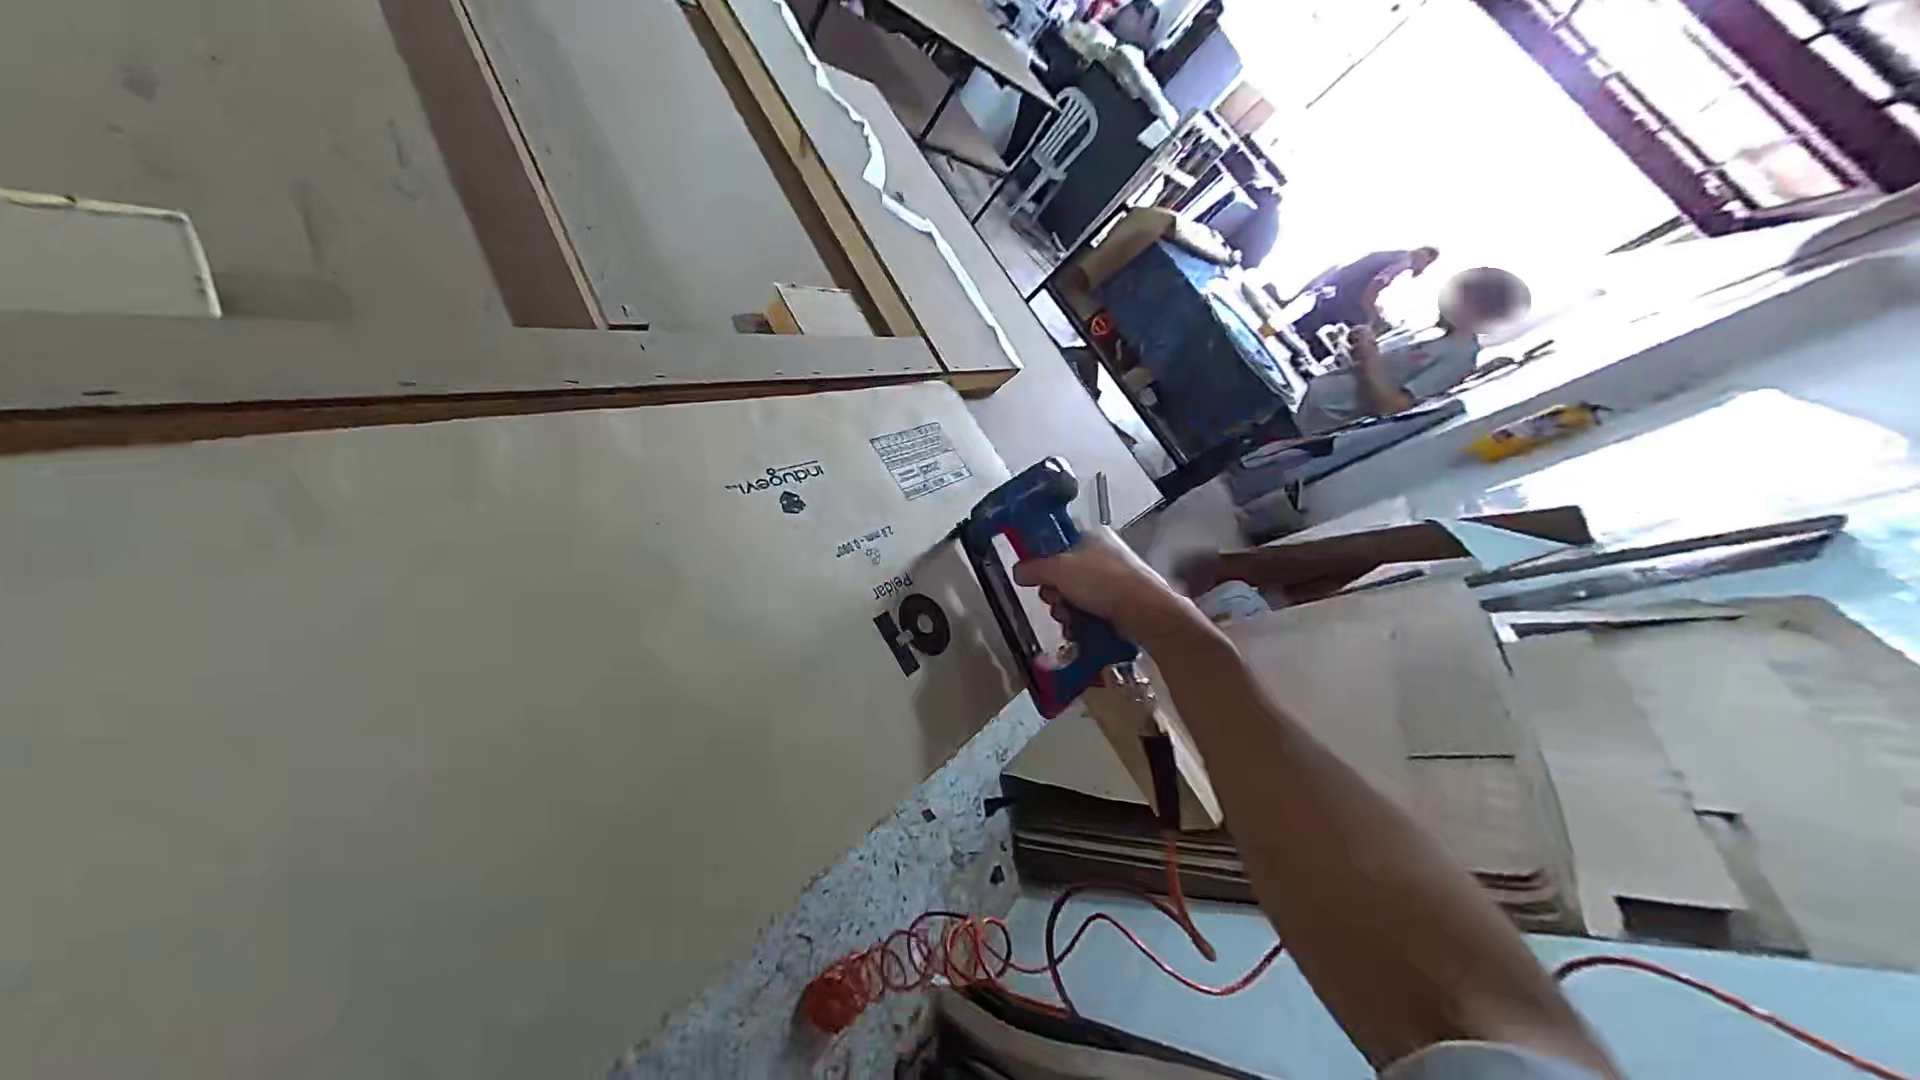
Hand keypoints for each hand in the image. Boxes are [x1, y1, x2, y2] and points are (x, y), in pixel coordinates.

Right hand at [1011, 527, 1208, 645]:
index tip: (1033, 573)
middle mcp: (1102, 555)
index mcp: (1091, 536)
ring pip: (1072, 595)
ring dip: (1064, 608)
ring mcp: (1111, 581)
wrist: (1144, 612)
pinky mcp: (1117, 604)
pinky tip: (1078, 627)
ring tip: (1068, 616)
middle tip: (1054, 598)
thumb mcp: (1059, 570)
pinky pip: (1087, 611)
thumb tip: (1018, 572)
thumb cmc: (1103, 582)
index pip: (1057, 542)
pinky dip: (1079, 620)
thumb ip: (1033, 568)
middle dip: (1052, 590)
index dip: (1042, 557)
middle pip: (1062, 573)